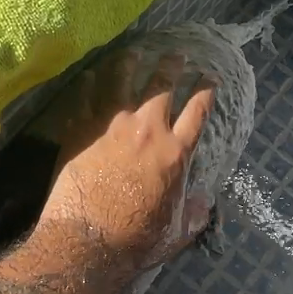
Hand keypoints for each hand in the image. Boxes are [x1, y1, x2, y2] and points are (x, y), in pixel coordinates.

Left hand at [41, 48, 216, 269]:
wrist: (88, 241)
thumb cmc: (136, 241)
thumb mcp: (177, 233)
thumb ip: (194, 214)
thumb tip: (204, 202)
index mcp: (176, 153)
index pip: (198, 112)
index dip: (206, 91)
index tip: (210, 77)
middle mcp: (148, 132)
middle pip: (163, 88)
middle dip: (172, 67)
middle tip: (176, 54)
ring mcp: (112, 128)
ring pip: (123, 83)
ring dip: (130, 64)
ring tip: (133, 51)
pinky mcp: (82, 132)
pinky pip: (86, 99)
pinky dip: (89, 84)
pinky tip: (89, 73)